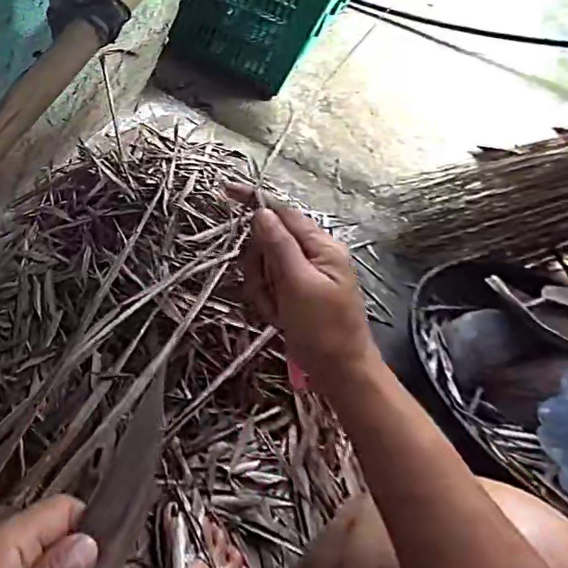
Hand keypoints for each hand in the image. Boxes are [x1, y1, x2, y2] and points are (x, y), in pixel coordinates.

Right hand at [226, 184, 376, 380]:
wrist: (342, 376)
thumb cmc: (324, 330)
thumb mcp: (298, 284)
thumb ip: (278, 245)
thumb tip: (260, 211)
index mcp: (322, 246)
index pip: (282, 211)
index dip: (254, 201)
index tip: (225, 191)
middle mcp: (314, 254)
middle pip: (267, 239)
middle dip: (258, 264)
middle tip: (266, 289)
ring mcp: (304, 274)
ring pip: (263, 263)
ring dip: (261, 286)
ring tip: (275, 309)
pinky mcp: (296, 292)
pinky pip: (267, 284)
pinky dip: (266, 298)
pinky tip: (277, 316)